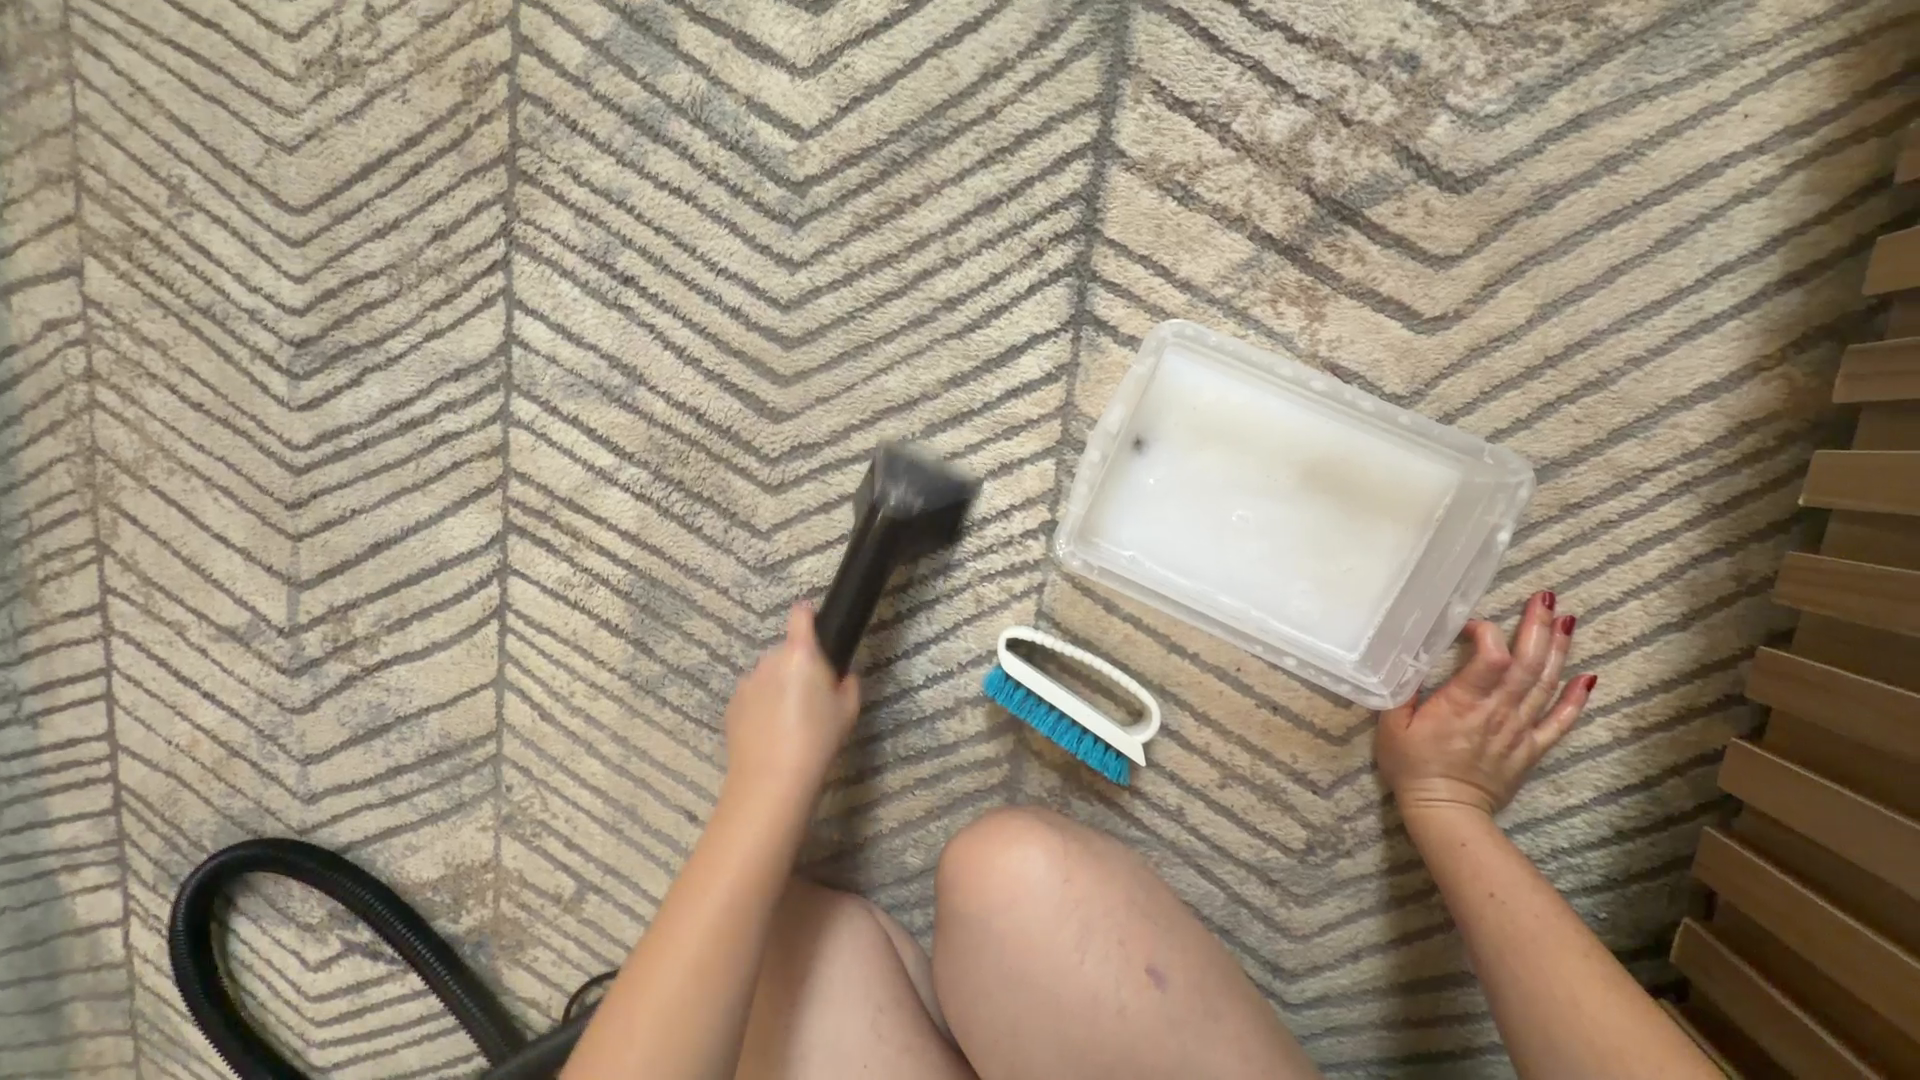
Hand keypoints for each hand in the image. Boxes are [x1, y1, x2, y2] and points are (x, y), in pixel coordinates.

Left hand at [722, 604, 860, 803]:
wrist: (772, 777)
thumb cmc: (817, 739)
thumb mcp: (848, 711)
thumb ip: (848, 684)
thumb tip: (841, 677)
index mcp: (801, 654)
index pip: (800, 616)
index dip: (807, 615)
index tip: (813, 622)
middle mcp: (770, 660)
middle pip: (786, 651)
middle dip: (797, 666)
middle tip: (812, 696)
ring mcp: (747, 681)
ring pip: (768, 675)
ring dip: (778, 686)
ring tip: (790, 720)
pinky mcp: (732, 703)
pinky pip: (753, 695)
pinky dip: (761, 705)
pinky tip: (771, 732)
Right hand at [1375, 591, 1595, 818]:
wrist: (1445, 811)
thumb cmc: (1411, 766)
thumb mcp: (1391, 725)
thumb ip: (1403, 690)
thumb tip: (1413, 656)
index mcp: (1463, 704)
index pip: (1491, 660)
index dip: (1490, 634)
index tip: (1473, 622)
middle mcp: (1499, 712)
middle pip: (1527, 664)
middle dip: (1537, 628)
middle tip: (1545, 598)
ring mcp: (1520, 729)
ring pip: (1546, 684)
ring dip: (1558, 649)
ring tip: (1566, 618)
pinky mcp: (1532, 746)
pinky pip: (1560, 720)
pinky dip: (1577, 697)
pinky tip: (1589, 675)